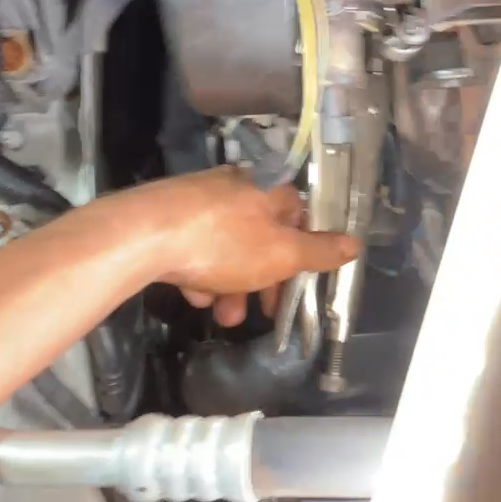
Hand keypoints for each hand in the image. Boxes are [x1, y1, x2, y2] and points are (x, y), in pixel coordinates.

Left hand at [128, 167, 358, 326]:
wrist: (145, 234)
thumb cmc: (223, 243)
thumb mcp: (281, 254)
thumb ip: (319, 252)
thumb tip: (355, 243)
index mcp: (271, 190)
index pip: (301, 217)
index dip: (305, 254)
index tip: (298, 286)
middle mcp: (239, 186)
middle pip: (262, 236)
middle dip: (263, 280)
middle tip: (259, 312)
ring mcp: (202, 198)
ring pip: (228, 246)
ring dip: (231, 284)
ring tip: (220, 314)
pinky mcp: (171, 213)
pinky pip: (196, 245)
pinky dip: (199, 271)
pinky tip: (191, 292)